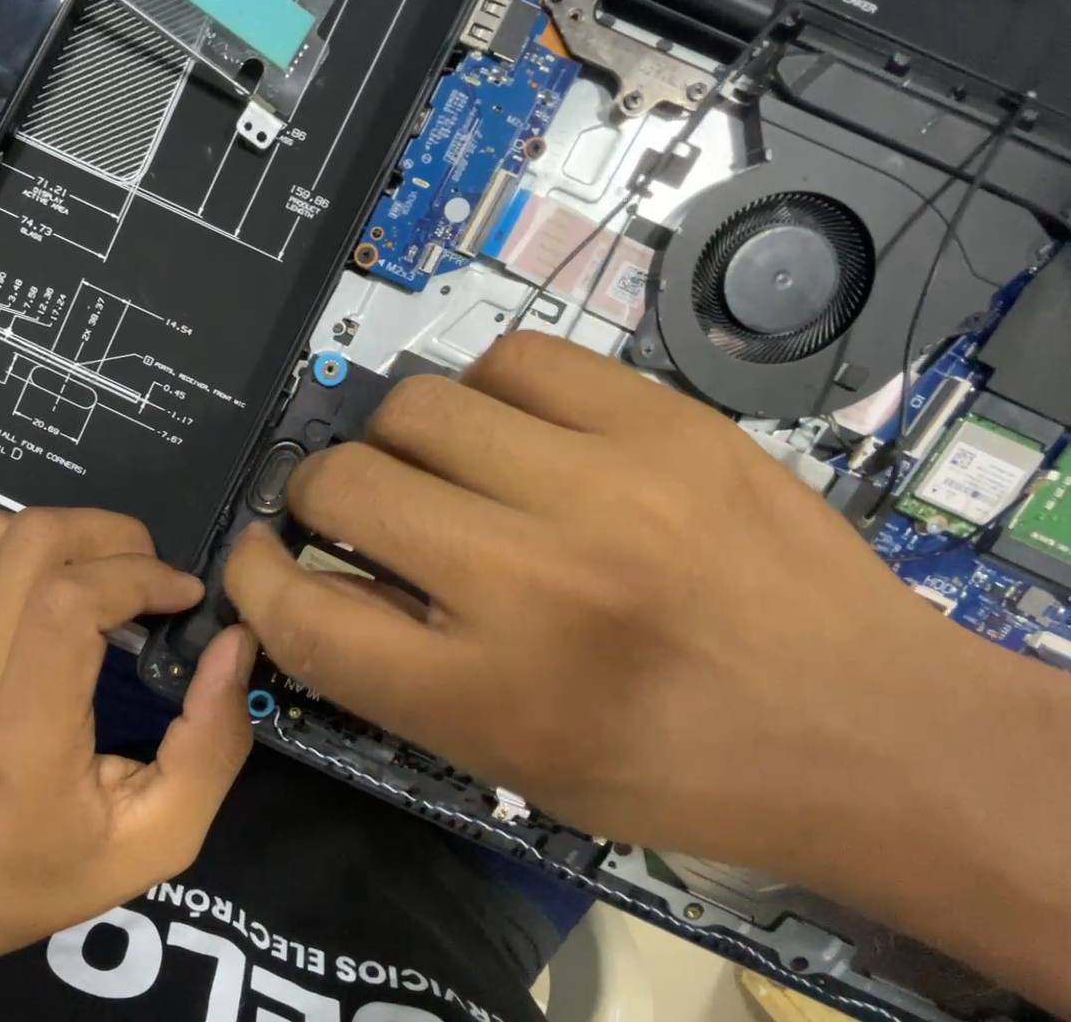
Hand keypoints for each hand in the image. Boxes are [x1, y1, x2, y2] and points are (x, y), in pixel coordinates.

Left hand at [0, 508, 254, 962]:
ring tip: (98, 578)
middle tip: (148, 579)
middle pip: (30, 543)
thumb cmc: (56, 866)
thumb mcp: (162, 836)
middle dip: (109, 536)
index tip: (183, 597)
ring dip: (58, 536)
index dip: (137, 576)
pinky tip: (30, 589)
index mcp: (27, 734)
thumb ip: (212, 743)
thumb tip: (235, 644)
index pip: (66, 602)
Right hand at [224, 332, 1048, 878]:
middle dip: (316, 497)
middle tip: (353, 515)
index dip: (253, 575)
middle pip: (342, 485)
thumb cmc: (662, 762)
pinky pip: (513, 357)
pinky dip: (485, 394)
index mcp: (483, 693)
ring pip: (413, 407)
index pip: (303, 611)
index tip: (257, 555)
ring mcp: (603, 486)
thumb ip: (381, 665)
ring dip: (396, 443)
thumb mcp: (499, 754)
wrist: (868, 729)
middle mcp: (531, 582)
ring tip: (440, 471)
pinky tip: (512, 432)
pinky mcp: (665, 421)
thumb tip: (304, 570)